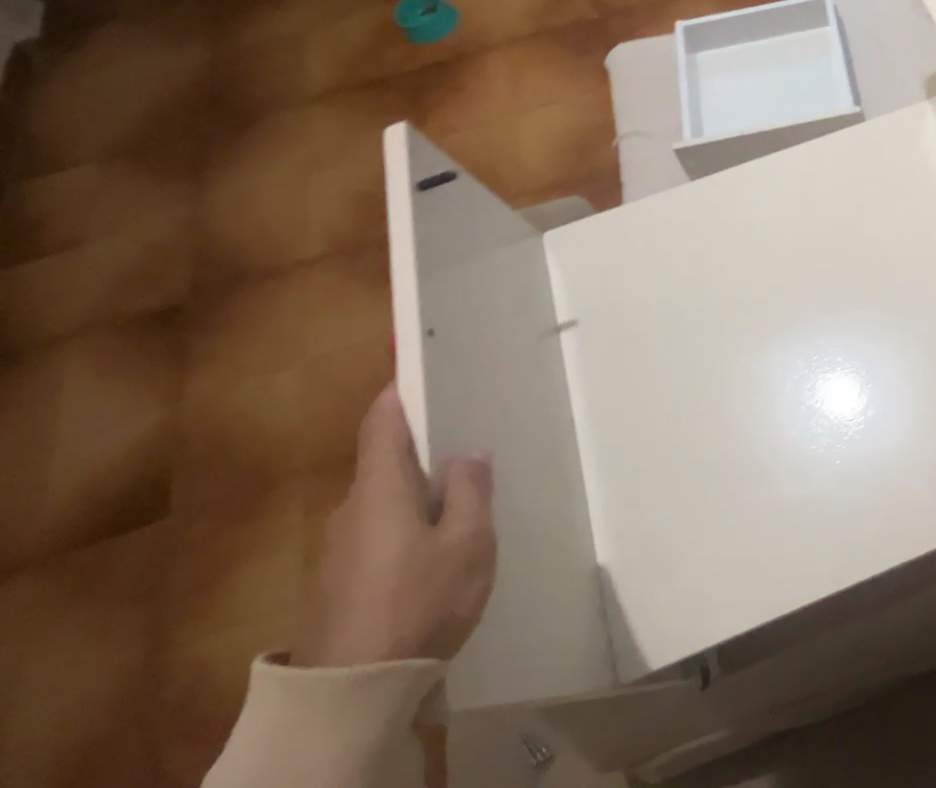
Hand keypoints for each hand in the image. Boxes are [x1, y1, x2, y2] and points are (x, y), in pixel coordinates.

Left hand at [292, 383, 496, 667]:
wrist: (356, 686)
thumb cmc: (419, 600)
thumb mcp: (467, 543)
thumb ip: (469, 492)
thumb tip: (467, 454)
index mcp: (380, 490)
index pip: (381, 425)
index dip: (399, 396)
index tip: (422, 374)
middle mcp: (352, 509)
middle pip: (385, 464)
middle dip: (424, 451)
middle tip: (468, 447)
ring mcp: (341, 547)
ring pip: (385, 502)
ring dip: (419, 494)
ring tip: (463, 502)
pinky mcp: (342, 580)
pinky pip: (380, 533)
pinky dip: (408, 525)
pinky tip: (437, 548)